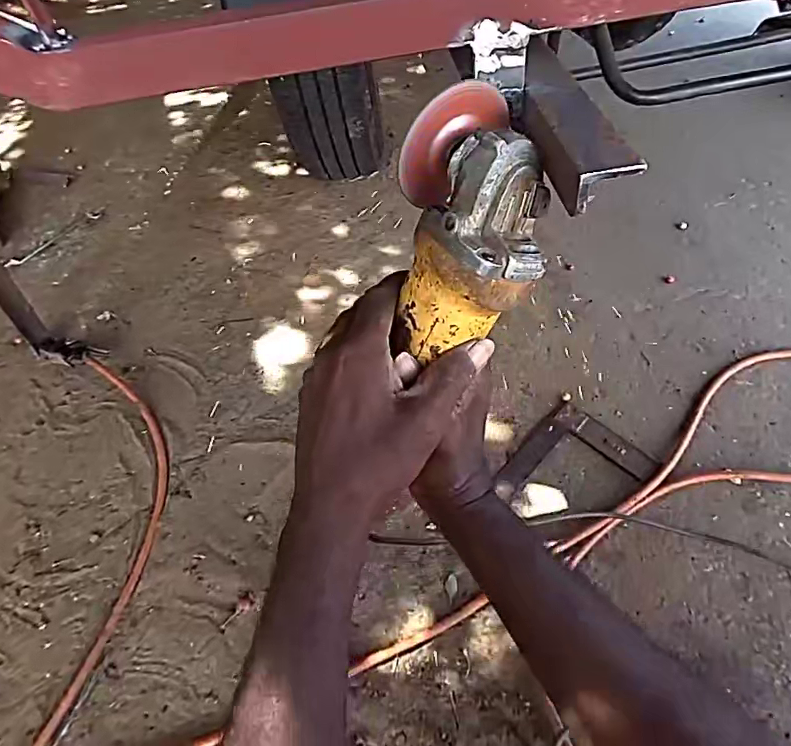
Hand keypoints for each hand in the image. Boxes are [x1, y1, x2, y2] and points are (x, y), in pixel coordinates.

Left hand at [290, 273, 493, 530]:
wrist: (329, 506)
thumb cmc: (378, 464)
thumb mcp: (426, 421)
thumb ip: (453, 376)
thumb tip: (480, 345)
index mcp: (358, 352)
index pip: (378, 299)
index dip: (400, 285)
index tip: (420, 284)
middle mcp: (331, 355)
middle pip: (359, 313)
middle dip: (387, 307)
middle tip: (417, 314)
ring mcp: (315, 375)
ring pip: (343, 335)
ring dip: (370, 330)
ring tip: (400, 343)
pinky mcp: (309, 394)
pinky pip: (334, 357)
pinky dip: (355, 352)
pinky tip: (376, 377)